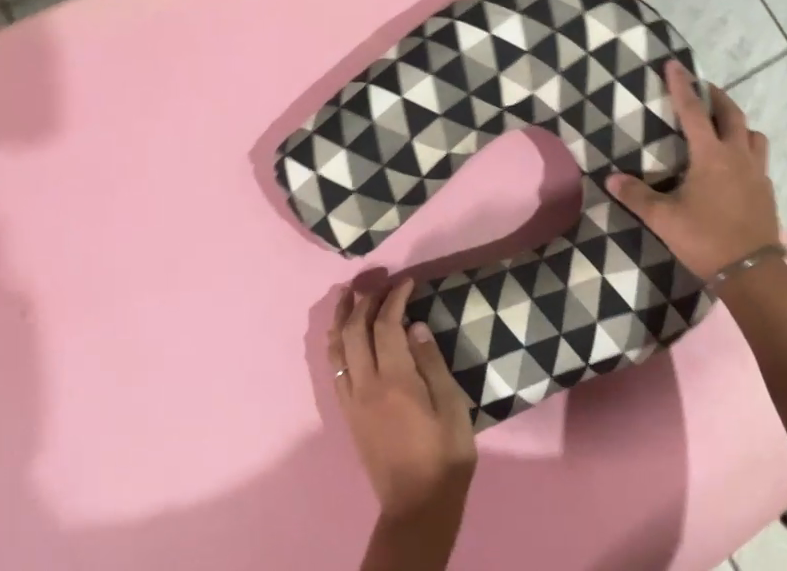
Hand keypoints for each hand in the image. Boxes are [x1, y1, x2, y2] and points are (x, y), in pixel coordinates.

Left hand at [329, 279, 477, 519]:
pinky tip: (341, 335)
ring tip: (349, 295)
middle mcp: (366, 385)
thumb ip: (432, 363)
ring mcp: (352, 400)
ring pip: (337, 349)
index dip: (395, 298)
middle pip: (355, 330)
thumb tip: (415, 325)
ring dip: (342, 318)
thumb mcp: (452, 407)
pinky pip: (334, 370)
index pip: (386, 325)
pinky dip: (336, 344)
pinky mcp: (348, 414)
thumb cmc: (445, 454)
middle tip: (379, 281)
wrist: (417, 504)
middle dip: (365, 300)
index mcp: (395, 380)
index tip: (407, 281)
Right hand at [606, 60, 781, 278]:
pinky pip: (759, 158)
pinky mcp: (766, 190)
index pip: (693, 111)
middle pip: (732, 114)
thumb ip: (637, 196)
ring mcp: (757, 172)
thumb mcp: (664, 219)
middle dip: (717, 97)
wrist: (752, 272)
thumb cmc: (705, 239)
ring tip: (724, 126)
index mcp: (711, 156)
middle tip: (703, 90)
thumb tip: (611, 179)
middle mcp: (738, 156)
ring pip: (753, 134)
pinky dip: (747, 150)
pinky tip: (736, 165)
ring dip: (739, 123)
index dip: (682, 86)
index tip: (674, 64)